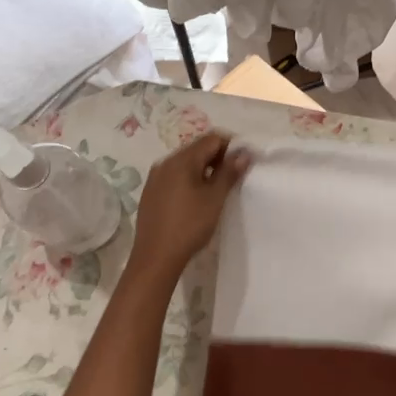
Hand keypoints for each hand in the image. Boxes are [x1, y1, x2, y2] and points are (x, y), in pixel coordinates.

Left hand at [128, 132, 251, 279]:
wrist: (155, 257)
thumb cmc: (189, 225)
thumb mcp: (215, 198)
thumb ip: (229, 172)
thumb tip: (244, 152)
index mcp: (182, 160)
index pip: (212, 138)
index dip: (232, 145)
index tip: (244, 162)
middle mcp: (165, 162)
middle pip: (197, 148)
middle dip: (218, 157)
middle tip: (234, 176)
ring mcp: (155, 177)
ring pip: (185, 163)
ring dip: (204, 168)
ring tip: (217, 189)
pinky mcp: (151, 192)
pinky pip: (174, 176)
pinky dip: (190, 179)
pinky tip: (196, 199)